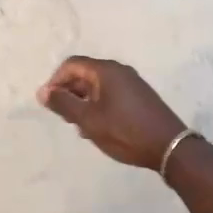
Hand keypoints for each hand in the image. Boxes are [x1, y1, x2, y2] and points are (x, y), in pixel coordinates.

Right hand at [37, 56, 187, 169]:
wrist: (170, 147)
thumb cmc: (125, 131)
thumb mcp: (89, 120)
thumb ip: (64, 104)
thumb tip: (42, 91)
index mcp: (105, 70)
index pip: (71, 65)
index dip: (56, 81)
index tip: (50, 103)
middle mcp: (119, 70)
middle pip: (85, 73)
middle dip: (70, 93)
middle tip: (64, 117)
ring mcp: (131, 83)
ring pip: (98, 86)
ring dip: (84, 102)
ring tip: (80, 126)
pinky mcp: (139, 96)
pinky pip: (111, 94)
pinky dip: (99, 106)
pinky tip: (98, 128)